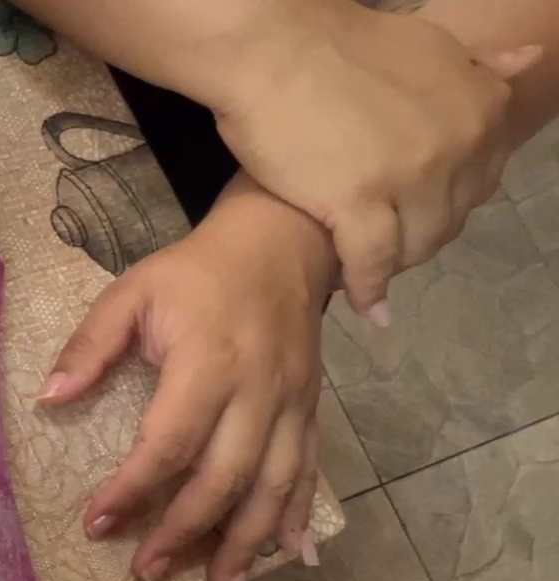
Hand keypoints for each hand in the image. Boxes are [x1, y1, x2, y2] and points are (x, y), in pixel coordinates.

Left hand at [40, 173, 331, 580]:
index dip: (133, 489)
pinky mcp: (312, 409)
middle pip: (225, 478)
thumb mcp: (128, 295)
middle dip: (185, 532)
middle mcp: (260, 393)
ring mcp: (295, 405)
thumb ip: (88, 346)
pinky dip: (295, 518)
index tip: (96, 525)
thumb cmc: (191, 275)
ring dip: (246, 543)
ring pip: (276, 486)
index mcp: (209, 366)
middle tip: (145, 573)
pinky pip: (309, 473)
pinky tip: (283, 558)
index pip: (168, 443)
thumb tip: (47, 398)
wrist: (286, 243)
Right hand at [215, 3, 539, 315]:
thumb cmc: (341, 52)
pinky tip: (361, 305)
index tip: (410, 227)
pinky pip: (367, 259)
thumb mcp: (430, 50)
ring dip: (391, 269)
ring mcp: (406, 177)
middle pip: (447, 219)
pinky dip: (366, 288)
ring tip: (365, 282)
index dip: (442, 211)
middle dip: (418, 246)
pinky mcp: (352, 203)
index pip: (477, 182)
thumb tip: (525, 63)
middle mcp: (459, 145)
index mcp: (480, 109)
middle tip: (383, 261)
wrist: (281, 57)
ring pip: (411, 245)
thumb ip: (475, 69)